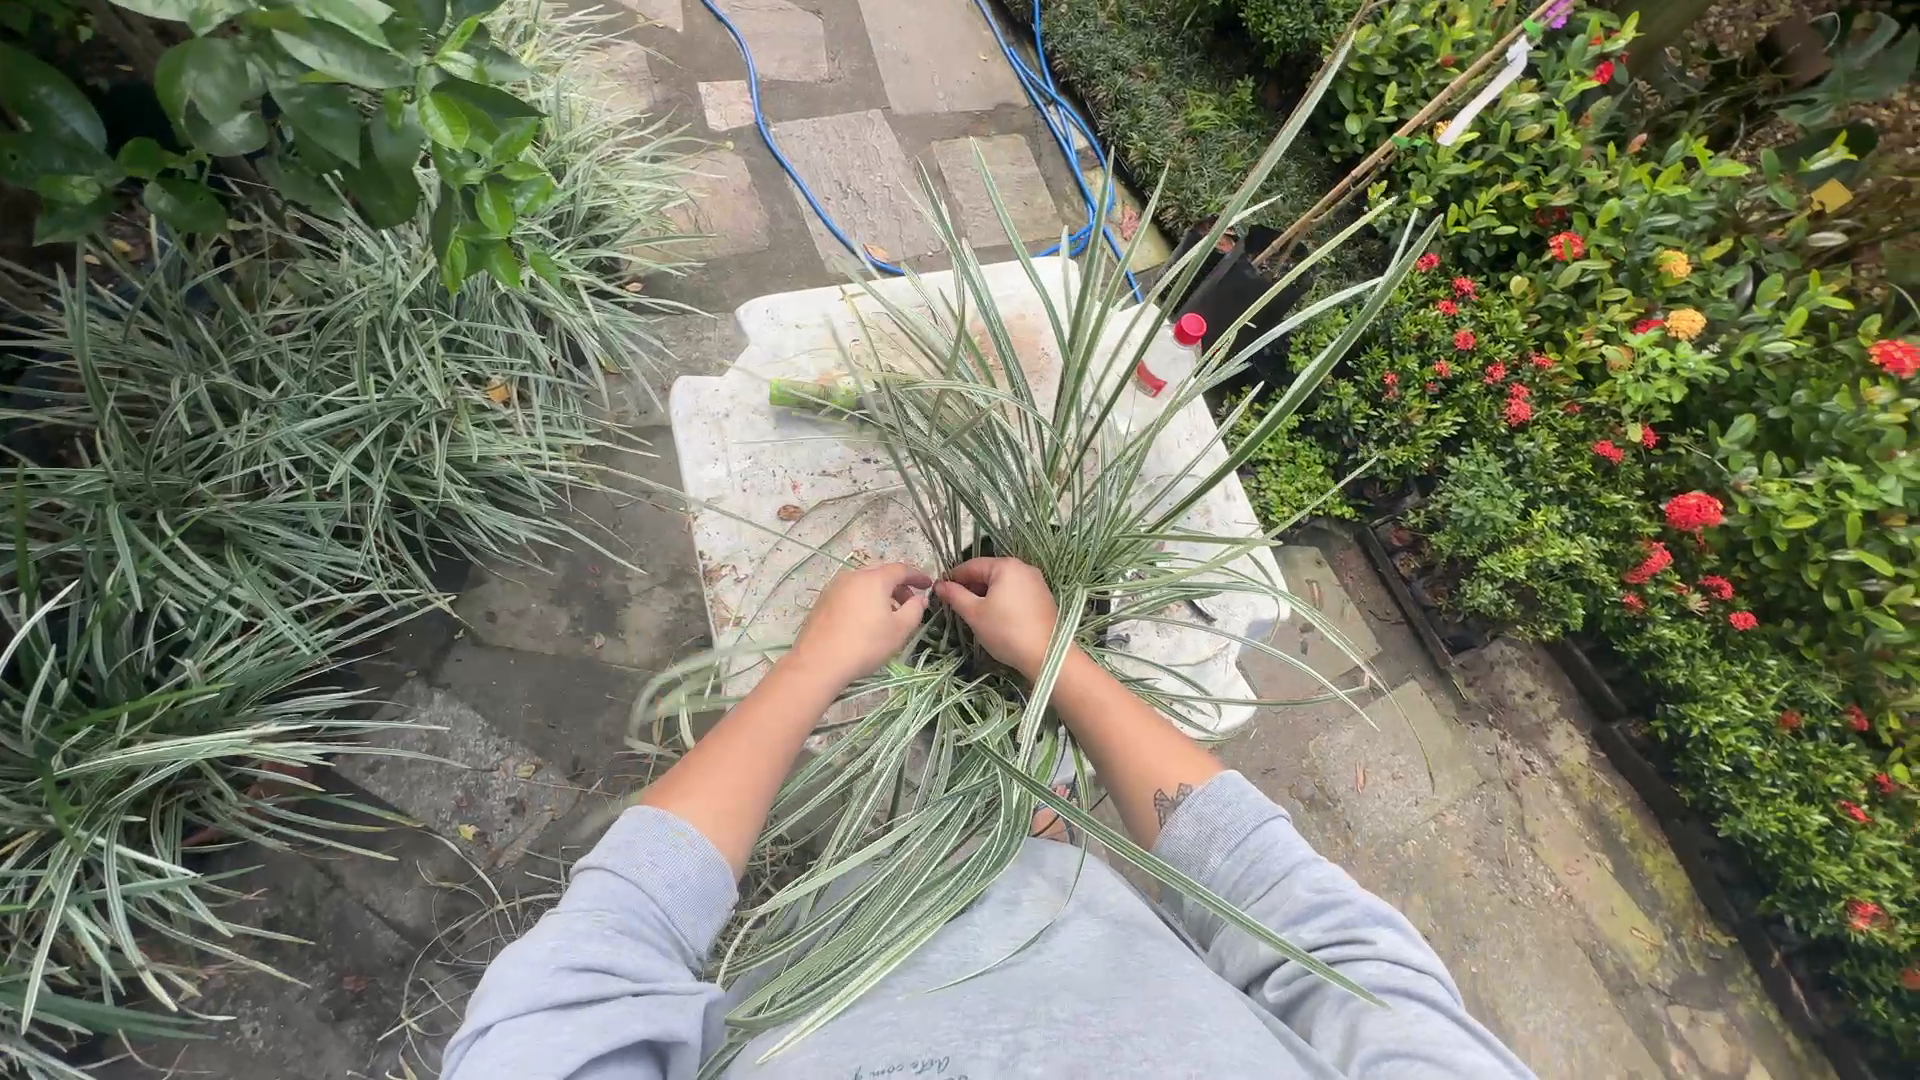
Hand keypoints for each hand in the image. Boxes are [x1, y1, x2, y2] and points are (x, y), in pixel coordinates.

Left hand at [787, 563, 932, 686]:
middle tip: (908, 602)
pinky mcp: (823, 600)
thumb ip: (915, 610)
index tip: (927, 585)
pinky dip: (863, 599)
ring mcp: (834, 587)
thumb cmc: (866, 644)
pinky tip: (865, 620)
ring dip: (880, 593)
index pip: (901, 569)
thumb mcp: (899, 630)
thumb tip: (920, 598)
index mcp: (874, 579)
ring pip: (864, 583)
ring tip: (888, 614)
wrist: (819, 662)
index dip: (917, 576)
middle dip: (898, 586)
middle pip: (881, 574)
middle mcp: (853, 576)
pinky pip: (850, 593)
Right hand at [933, 557, 1059, 679]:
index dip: (954, 577)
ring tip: (975, 612)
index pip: (972, 565)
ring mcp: (1036, 581)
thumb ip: (955, 595)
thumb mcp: (974, 613)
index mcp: (1006, 566)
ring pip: (1003, 583)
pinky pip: (1016, 591)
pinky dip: (1002, 599)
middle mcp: (1023, 567)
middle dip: (971, 586)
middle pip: (989, 572)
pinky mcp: (1043, 596)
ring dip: (986, 594)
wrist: (1046, 654)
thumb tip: (939, 585)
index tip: (941, 591)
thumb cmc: (1006, 631)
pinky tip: (996, 616)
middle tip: (956, 604)